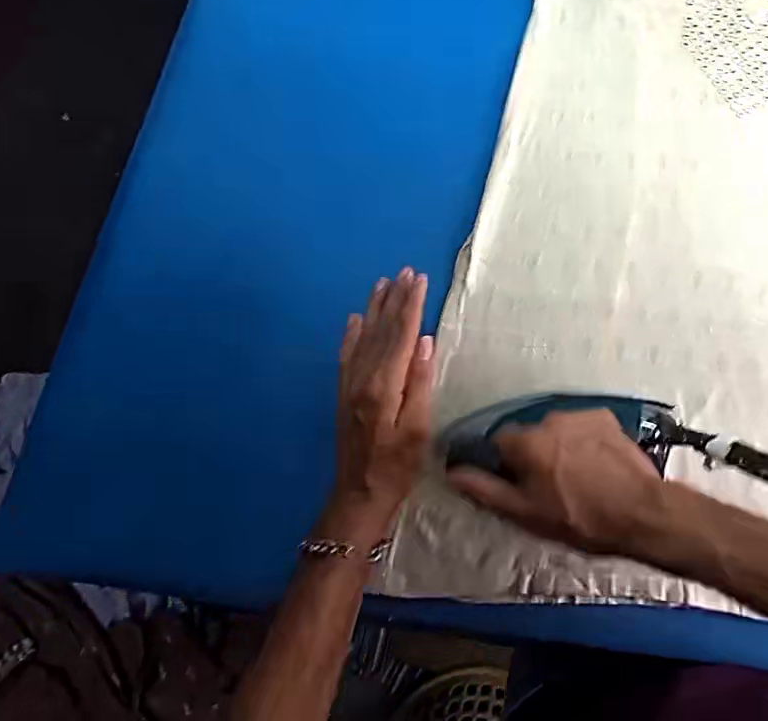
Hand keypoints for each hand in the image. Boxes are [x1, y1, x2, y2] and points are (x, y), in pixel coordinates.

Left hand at [320, 267, 434, 547]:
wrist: (358, 496)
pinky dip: (352, 333)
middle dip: (396, 299)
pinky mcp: (343, 393)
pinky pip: (347, 354)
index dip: (411, 305)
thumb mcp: (420, 428)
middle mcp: (363, 378)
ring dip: (376, 308)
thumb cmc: (398, 466)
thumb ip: (421, 383)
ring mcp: (349, 385)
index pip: (401, 335)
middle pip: (382, 330)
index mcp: (384, 385)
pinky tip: (357, 318)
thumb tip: (424, 341)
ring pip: (364, 336)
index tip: (419, 279)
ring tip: (384, 283)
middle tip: (405, 272)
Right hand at [446, 409, 669, 556]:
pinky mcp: (604, 416)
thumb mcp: (526, 512)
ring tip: (576, 476)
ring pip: (556, 429)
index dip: (504, 463)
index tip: (516, 482)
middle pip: (529, 434)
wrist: (639, 509)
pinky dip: (581, 440)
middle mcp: (550, 418)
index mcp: (526, 441)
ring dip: (557, 446)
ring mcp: (580, 413)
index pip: (498, 442)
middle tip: (548, 485)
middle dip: (533, 455)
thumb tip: (453, 471)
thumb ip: (486, 488)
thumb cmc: (579, 518)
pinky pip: (581, 425)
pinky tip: (594, 463)